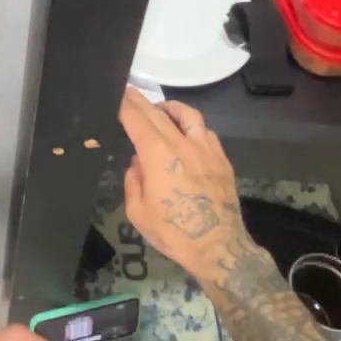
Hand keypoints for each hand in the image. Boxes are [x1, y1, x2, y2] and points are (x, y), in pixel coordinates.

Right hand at [118, 88, 250, 280]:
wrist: (218, 247)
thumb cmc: (173, 232)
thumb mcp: (138, 211)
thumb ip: (133, 181)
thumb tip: (138, 164)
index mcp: (157, 154)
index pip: (136, 120)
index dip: (125, 105)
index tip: (119, 95)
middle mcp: (181, 143)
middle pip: (158, 113)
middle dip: (142, 101)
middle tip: (132, 93)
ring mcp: (205, 149)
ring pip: (188, 115)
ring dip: (170, 108)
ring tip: (161, 110)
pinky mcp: (221, 159)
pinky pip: (206, 132)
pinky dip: (192, 126)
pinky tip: (187, 134)